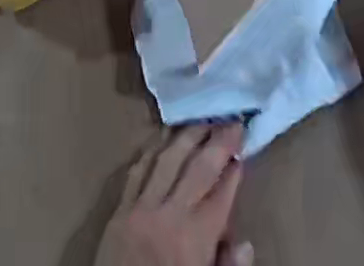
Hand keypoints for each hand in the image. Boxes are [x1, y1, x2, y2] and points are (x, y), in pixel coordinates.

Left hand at [95, 124, 252, 265]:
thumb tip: (244, 243)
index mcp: (197, 238)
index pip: (223, 191)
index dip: (236, 167)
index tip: (245, 149)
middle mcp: (172, 216)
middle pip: (201, 166)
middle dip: (221, 140)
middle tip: (234, 120)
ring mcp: (142, 210)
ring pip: (169, 159)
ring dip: (189, 135)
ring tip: (204, 120)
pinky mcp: (119, 212)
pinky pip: (138, 171)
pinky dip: (153, 149)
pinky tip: (164, 135)